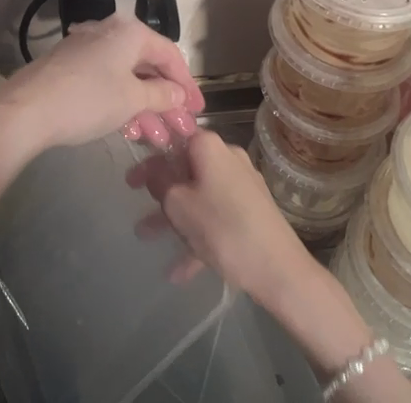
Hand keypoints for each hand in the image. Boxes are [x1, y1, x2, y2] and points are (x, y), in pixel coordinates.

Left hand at [0, 14, 203, 150]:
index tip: (199, 111)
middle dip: (166, 102)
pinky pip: (106, 83)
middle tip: (181, 131)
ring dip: (146, 109)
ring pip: (127, 78)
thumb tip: (178, 93)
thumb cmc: (88, 99)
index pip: (170, 55)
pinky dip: (122, 105)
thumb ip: (161, 95)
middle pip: (148, 67)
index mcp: (129, 32)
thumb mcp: (132, 100)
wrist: (26, 110)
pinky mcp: (70, 68)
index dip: (187, 85)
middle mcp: (109, 33)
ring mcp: (86, 50)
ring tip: (158, 141)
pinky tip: (130, 132)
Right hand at [126, 131, 318, 302]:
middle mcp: (228, 158)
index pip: (173, 140)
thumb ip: (159, 181)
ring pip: (199, 196)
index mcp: (210, 147)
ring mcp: (242, 185)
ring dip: (174, 216)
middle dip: (160, 192)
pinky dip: (197, 236)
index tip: (130, 181)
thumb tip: (153, 167)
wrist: (279, 271)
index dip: (149, 158)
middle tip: (137, 207)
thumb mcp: (178, 204)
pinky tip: (179, 271)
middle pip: (185, 169)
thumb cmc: (222, 229)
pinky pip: (215, 217)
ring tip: (147, 238)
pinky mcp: (252, 211)